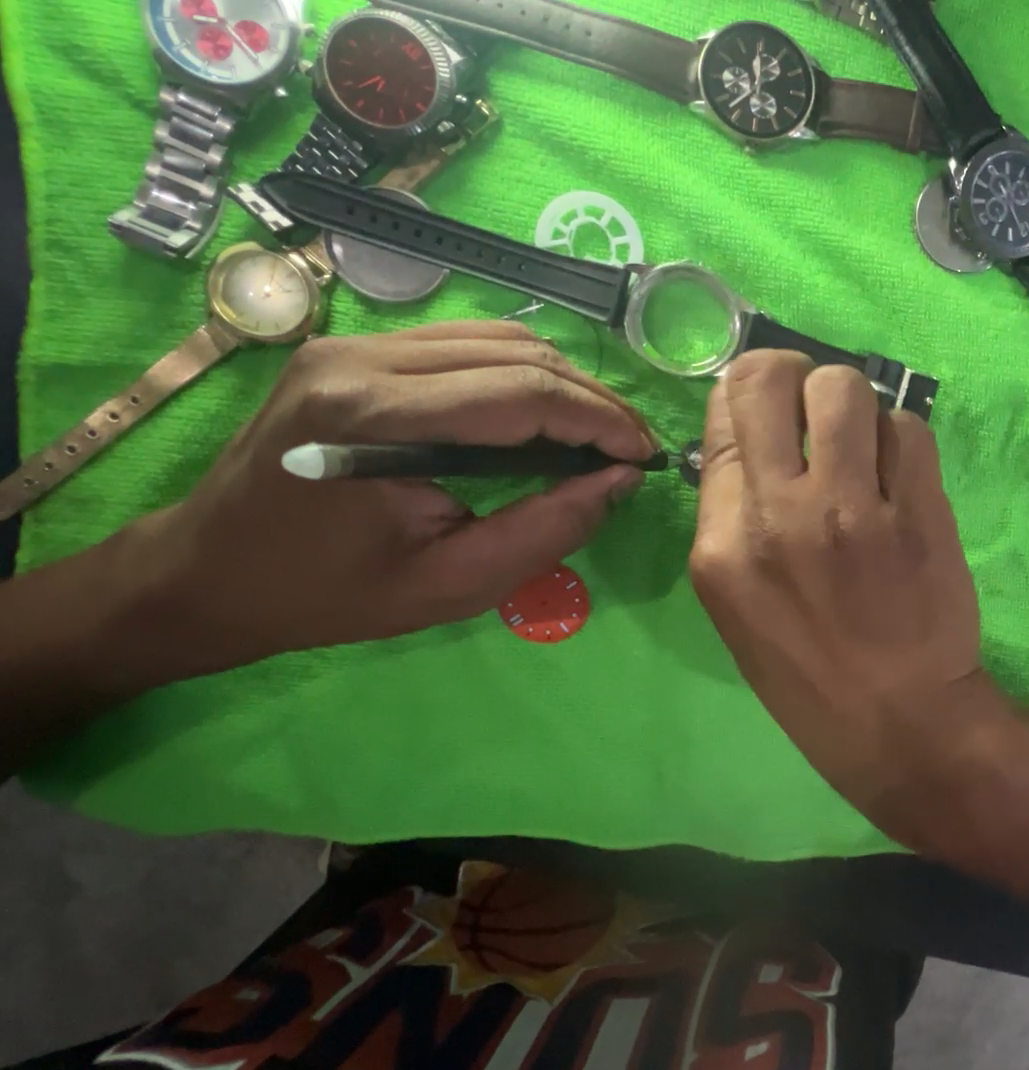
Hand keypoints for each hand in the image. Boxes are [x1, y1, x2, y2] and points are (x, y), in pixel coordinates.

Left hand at [126, 320, 651, 667]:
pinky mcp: (356, 351)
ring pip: (501, 339)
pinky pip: (468, 344)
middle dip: (594, 401)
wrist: (209, 572)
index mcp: (377, 422)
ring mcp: (355, 347)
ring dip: (565, 383)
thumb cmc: (331, 594)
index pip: (524, 393)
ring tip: (599, 433)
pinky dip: (525, 374)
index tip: (644, 456)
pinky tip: (545, 414)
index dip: (601, 419)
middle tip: (632, 449)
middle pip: (519, 356)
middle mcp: (363, 362)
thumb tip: (619, 480)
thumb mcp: (454, 584)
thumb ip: (547, 529)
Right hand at [689, 351, 995, 825]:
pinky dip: (902, 439)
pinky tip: (901, 475)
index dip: (751, 395)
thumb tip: (754, 438)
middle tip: (818, 406)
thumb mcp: (737, 604)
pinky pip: (908, 428)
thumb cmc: (811, 675)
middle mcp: (779, 515)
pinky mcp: (918, 513)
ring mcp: (853, 511)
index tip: (775, 408)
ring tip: (865, 446)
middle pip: (774, 378)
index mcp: (721, 545)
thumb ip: (736, 516)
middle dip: (796, 375)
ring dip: (856, 406)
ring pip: (847, 389)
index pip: (723, 416)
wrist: (900, 722)